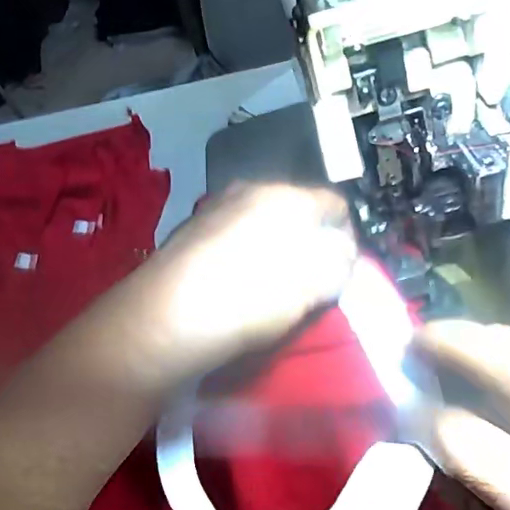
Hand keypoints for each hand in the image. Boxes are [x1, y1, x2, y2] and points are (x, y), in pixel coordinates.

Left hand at [72, 184, 357, 401]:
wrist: (161, 318)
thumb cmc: (245, 300)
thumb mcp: (309, 288)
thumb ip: (336, 262)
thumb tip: (338, 251)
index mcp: (282, 196)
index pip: (334, 204)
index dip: (347, 236)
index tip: (344, 269)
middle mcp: (245, 190)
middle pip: (293, 210)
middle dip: (307, 240)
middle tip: (309, 280)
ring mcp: (211, 208)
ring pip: (258, 221)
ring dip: (271, 245)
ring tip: (268, 285)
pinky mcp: (187, 230)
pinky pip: (229, 235)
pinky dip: (239, 252)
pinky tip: (231, 283)